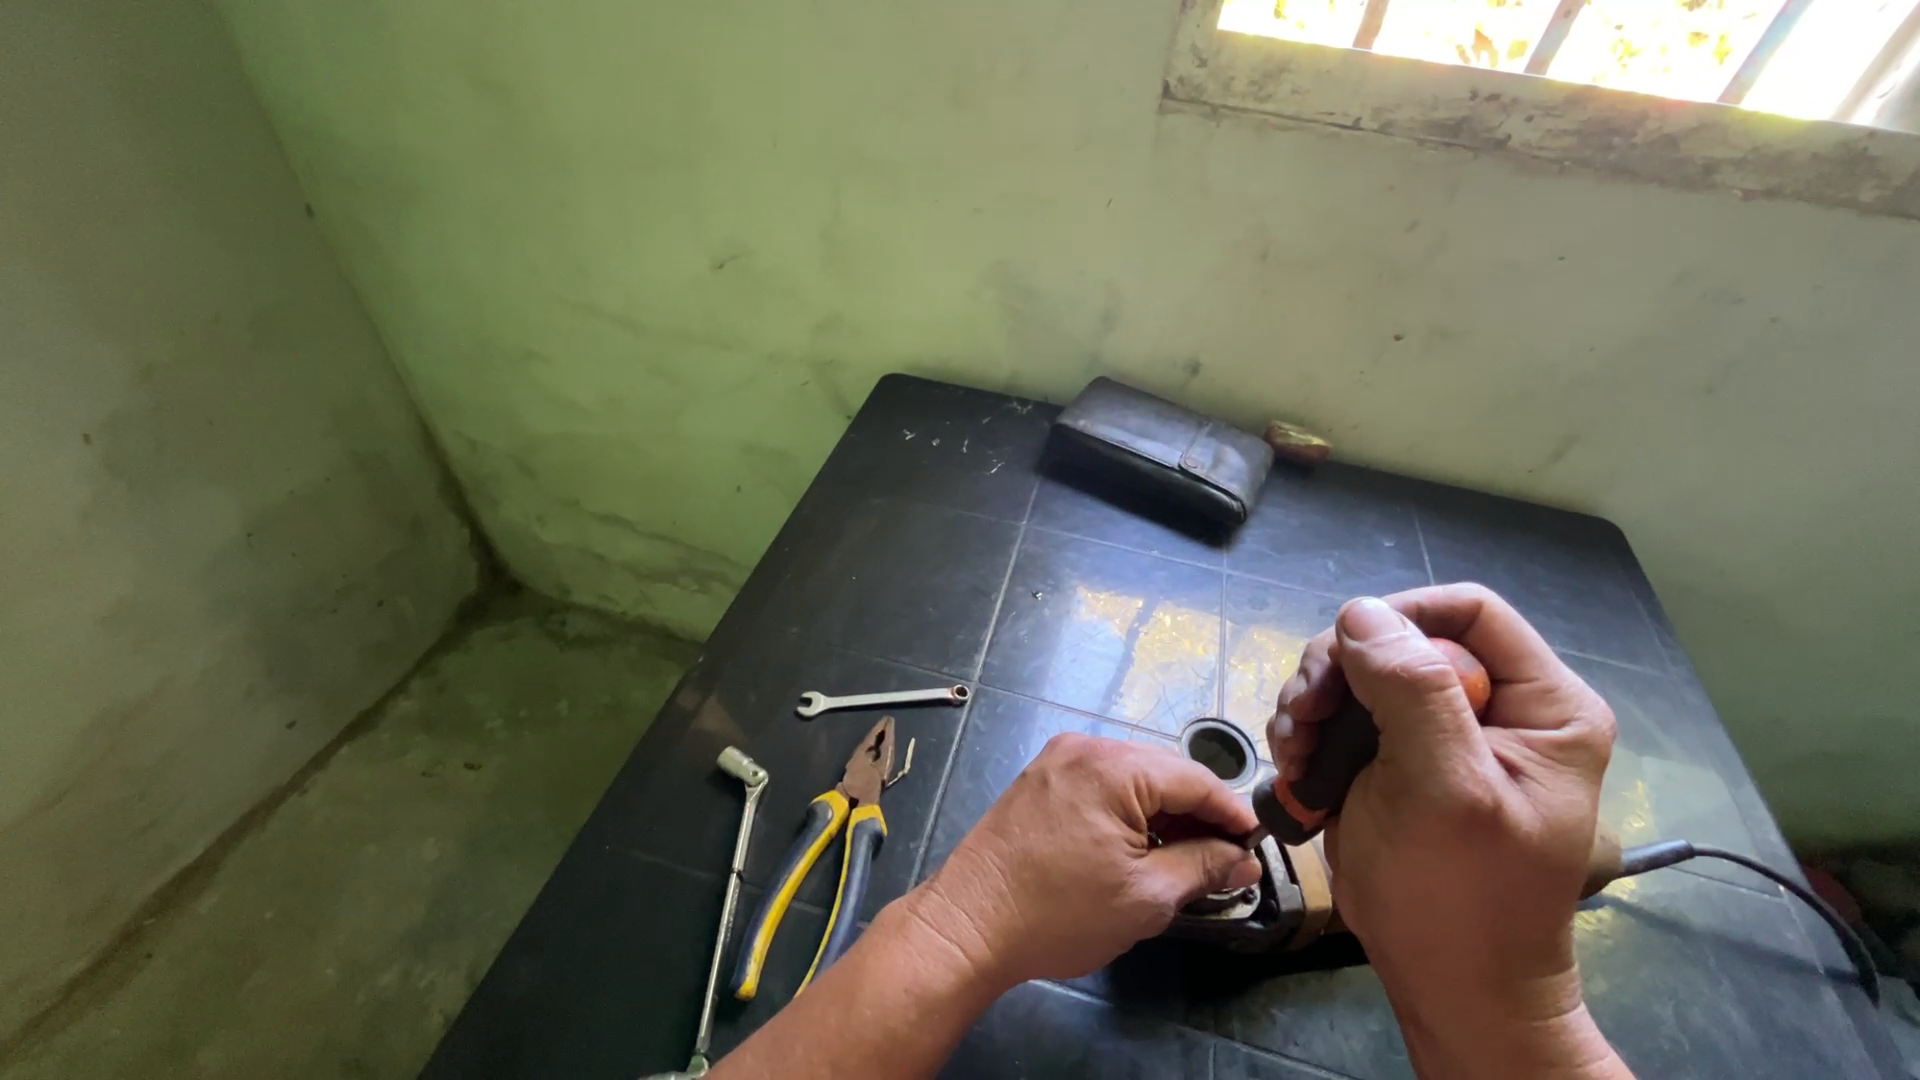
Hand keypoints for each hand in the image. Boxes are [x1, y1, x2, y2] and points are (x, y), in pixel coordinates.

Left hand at [917, 735, 1259, 988]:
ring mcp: (1057, 759)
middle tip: (1225, 858)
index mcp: (1112, 766)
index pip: (1194, 778)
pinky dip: (1127, 809)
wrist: (969, 923)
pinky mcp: (1040, 777)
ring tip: (1185, 857)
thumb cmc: (1059, 914)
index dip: (1231, 812)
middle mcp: (1084, 747)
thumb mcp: (1145, 897)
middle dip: (1197, 812)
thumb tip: (1243, 859)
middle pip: (1162, 771)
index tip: (1258, 844)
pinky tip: (1139, 844)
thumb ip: (1202, 867)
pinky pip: (1100, 782)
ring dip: (1162, 812)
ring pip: (1131, 776)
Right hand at [1269, 584, 1626, 1078]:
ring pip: (1354, 669)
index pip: (1468, 611)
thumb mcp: (1445, 790)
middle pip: (1396, 636)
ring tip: (1295, 749)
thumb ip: (1412, 691)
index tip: (1343, 659)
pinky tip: (1296, 763)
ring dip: (1311, 700)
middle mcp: (1488, 706)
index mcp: (1539, 705)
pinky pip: (1335, 708)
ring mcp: (1433, 730)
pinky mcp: (1387, 754)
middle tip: (1304, 714)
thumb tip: (1360, 610)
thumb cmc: (1462, 894)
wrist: (1443, 978)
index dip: (1400, 618)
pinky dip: (1304, 728)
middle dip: (1338, 669)